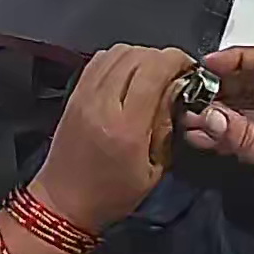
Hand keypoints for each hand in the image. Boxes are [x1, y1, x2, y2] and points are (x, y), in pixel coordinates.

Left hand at [32, 44, 194, 232]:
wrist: (63, 201)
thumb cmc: (112, 194)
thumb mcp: (155, 168)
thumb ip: (167, 123)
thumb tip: (178, 87)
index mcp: (126, 126)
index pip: (153, 70)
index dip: (176, 60)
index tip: (190, 68)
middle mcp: (102, 103)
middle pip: (136, 55)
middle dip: (162, 57)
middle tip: (175, 72)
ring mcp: (84, 94)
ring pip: (117, 52)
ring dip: (141, 55)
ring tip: (154, 73)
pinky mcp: (74, 93)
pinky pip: (99, 60)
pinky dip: (120, 59)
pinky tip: (129, 74)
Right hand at [182, 45, 253, 253]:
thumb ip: (251, 140)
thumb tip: (211, 115)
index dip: (238, 58)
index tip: (208, 66)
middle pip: (251, 87)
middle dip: (220, 88)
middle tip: (190, 94)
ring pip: (242, 116)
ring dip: (215, 115)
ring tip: (187, 117)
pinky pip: (240, 142)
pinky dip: (219, 139)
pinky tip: (200, 139)